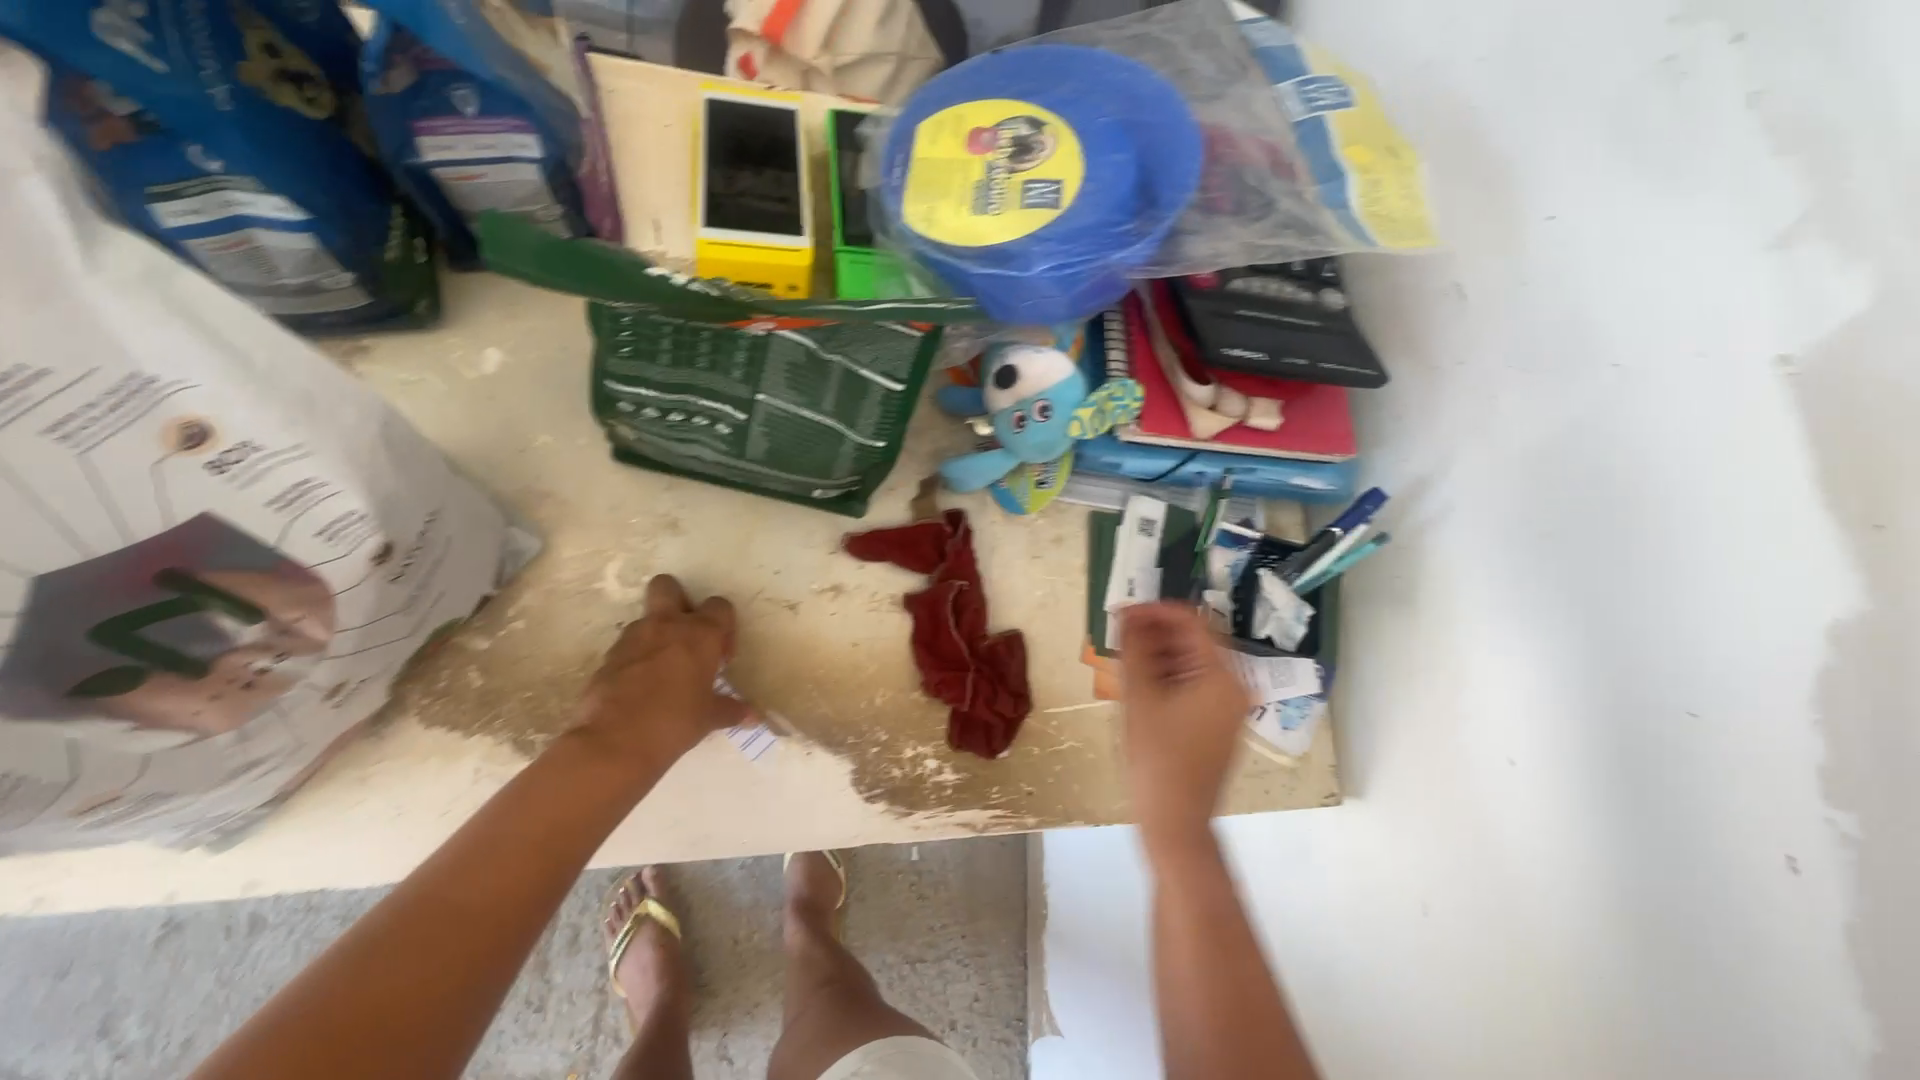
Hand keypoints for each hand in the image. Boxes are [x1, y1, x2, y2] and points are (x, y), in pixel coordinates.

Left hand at [572, 575, 749, 766]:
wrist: (615, 741)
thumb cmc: (675, 722)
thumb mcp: (709, 718)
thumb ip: (731, 710)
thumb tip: (754, 717)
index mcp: (699, 634)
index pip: (719, 606)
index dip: (724, 626)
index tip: (721, 657)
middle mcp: (665, 626)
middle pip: (668, 586)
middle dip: (678, 601)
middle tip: (687, 637)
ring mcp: (632, 639)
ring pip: (646, 619)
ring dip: (657, 635)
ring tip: (663, 672)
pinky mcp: (607, 658)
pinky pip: (627, 647)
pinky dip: (636, 660)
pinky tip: (641, 689)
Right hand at [1119, 603, 1253, 849]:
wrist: (1175, 822)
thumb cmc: (1156, 758)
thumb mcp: (1140, 696)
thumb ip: (1135, 647)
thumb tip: (1129, 613)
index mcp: (1225, 677)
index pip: (1193, 623)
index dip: (1156, 611)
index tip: (1122, 612)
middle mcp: (1236, 688)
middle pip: (1194, 643)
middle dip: (1156, 634)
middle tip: (1118, 636)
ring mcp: (1230, 709)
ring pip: (1192, 665)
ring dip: (1159, 656)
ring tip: (1124, 661)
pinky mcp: (1219, 726)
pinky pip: (1194, 687)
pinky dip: (1169, 679)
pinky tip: (1141, 686)